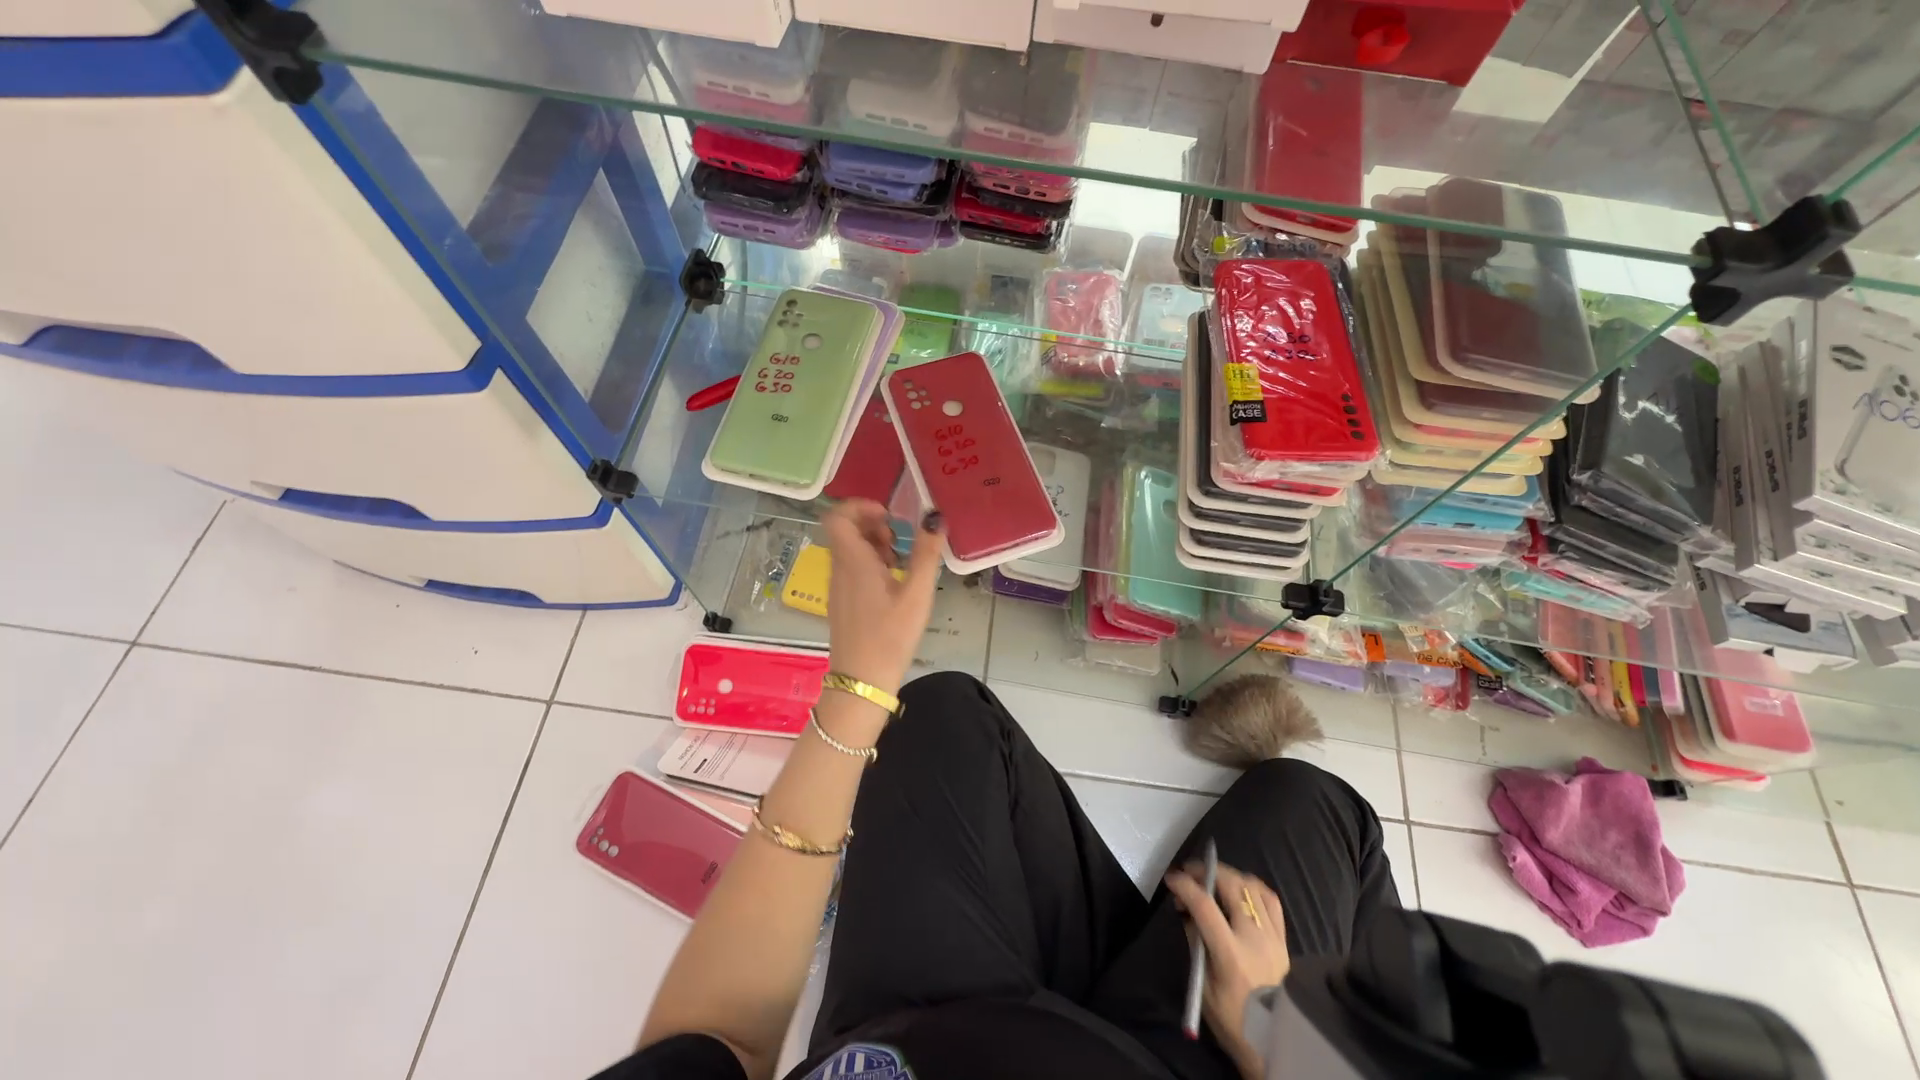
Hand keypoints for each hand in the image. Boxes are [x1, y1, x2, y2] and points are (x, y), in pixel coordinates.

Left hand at [820, 499, 943, 693]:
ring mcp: (837, 587)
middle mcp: (838, 569)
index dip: (861, 506)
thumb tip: (934, 517)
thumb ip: (926, 553)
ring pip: (849, 550)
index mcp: (852, 561)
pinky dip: (870, 566)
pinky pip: (851, 569)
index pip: (837, 515)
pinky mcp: (842, 603)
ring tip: (901, 564)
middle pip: (846, 530)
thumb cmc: (890, 636)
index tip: (890, 516)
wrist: (862, 682)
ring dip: (874, 547)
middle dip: (874, 526)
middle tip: (900, 541)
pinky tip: (893, 586)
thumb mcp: (916, 594)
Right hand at [1165, 861, 1290, 1079]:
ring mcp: (1272, 936)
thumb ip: (1195, 944)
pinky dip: (1253, 887)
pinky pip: (1271, 900)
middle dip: (1206, 872)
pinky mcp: (1283, 939)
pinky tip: (1240, 889)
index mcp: (1230, 955)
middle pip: (1231, 886)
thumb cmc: (1231, 1018)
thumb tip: (1187, 911)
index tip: (1170, 879)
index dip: (1185, 886)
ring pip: (1252, 887)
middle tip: (1189, 873)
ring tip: (1212, 879)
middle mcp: (1254, 938)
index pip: (1205, 906)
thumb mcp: (1202, 987)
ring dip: (1228, 876)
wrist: (1274, 1038)